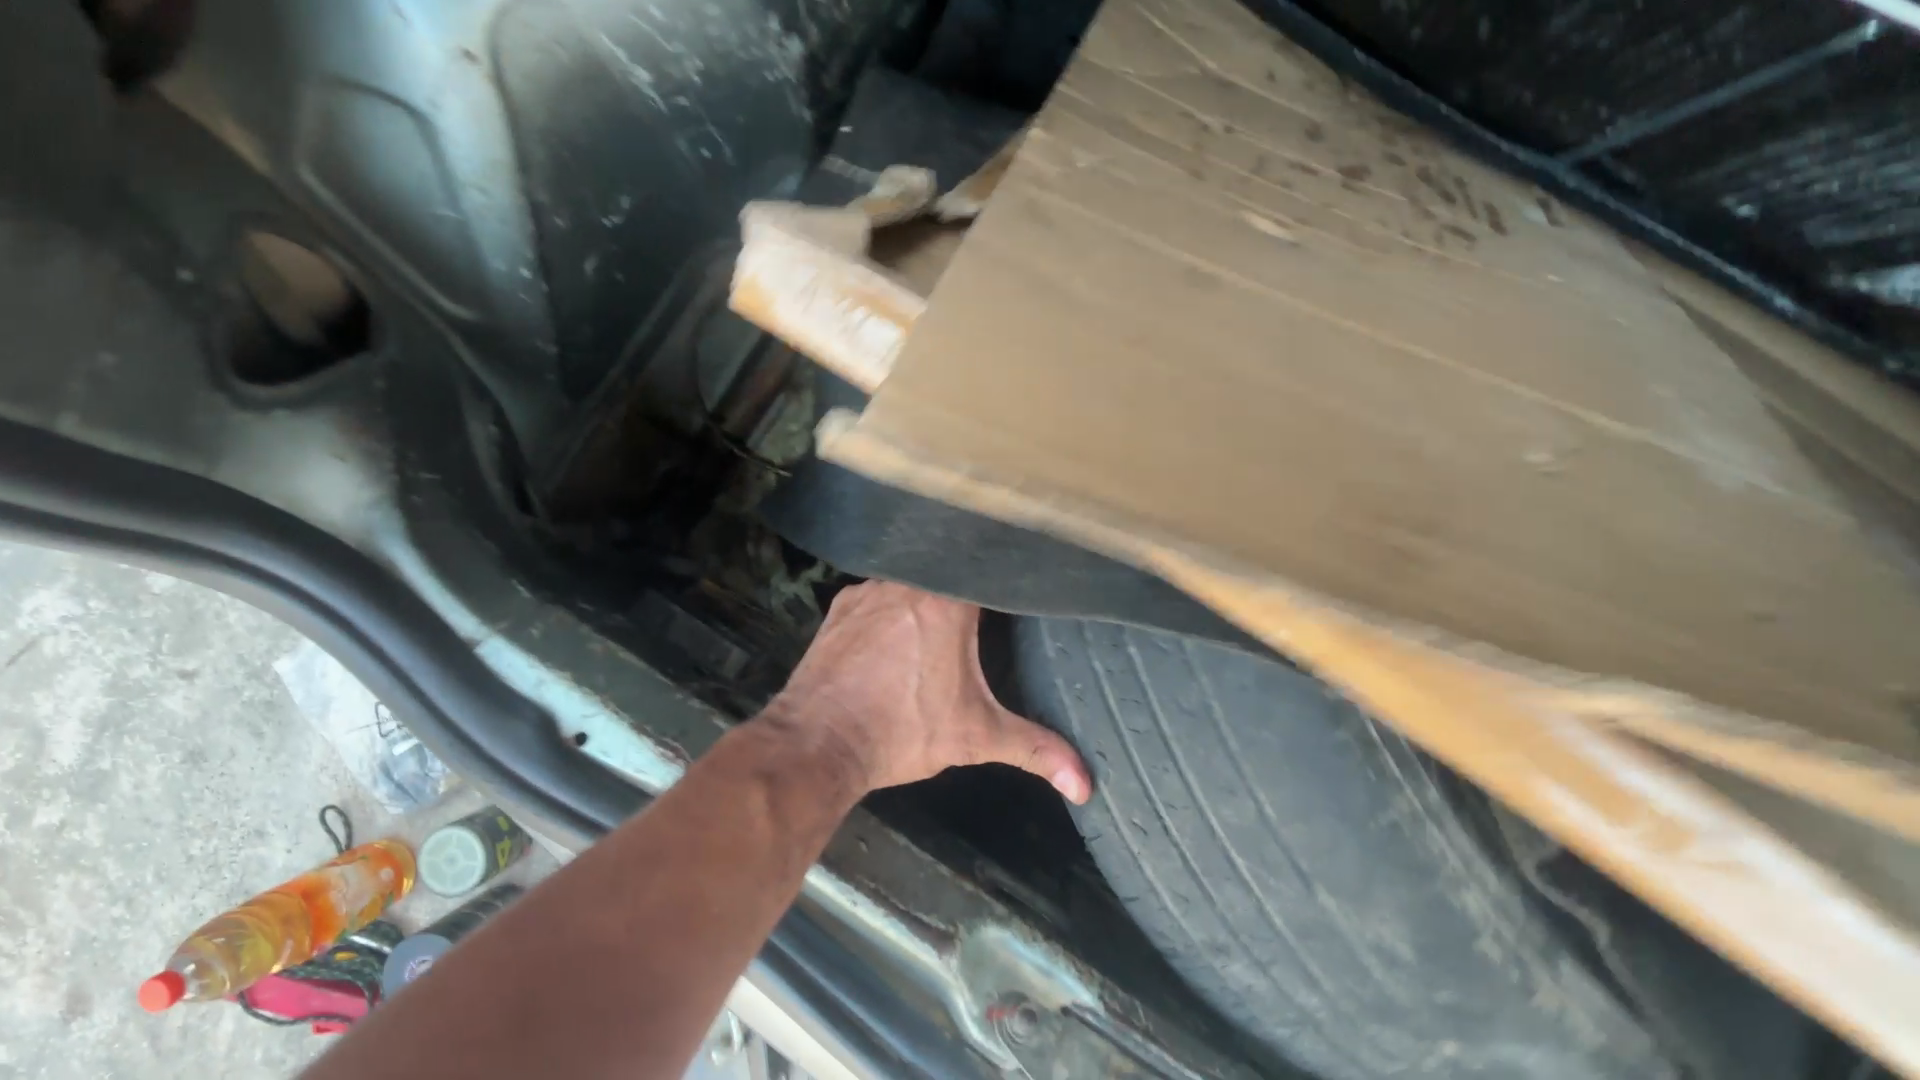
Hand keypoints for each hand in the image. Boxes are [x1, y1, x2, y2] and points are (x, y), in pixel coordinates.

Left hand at [761, 582, 1090, 802]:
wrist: (817, 743)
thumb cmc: (901, 732)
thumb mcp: (976, 737)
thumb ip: (1035, 749)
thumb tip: (1084, 784)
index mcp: (946, 601)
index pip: (988, 571)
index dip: (1005, 580)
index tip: (1020, 591)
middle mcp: (905, 583)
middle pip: (947, 573)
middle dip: (967, 590)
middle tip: (988, 610)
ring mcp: (867, 592)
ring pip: (909, 580)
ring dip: (926, 596)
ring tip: (944, 620)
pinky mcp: (839, 610)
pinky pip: (876, 596)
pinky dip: (891, 608)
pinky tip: (897, 632)